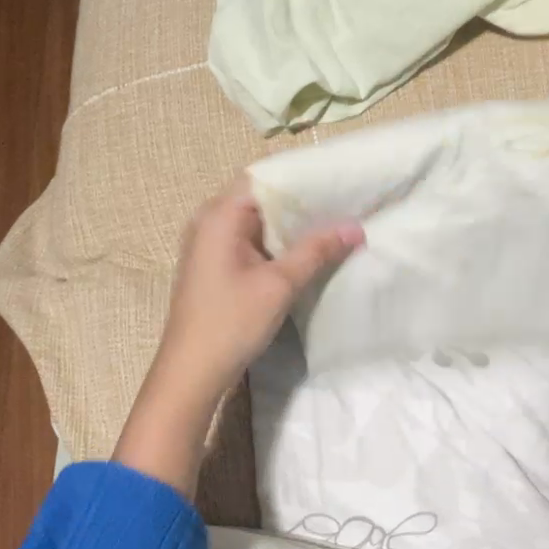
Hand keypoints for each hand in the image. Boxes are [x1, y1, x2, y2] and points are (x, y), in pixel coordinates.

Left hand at [152, 183, 363, 398]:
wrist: (192, 372)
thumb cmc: (231, 323)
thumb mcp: (279, 285)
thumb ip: (317, 251)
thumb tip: (356, 227)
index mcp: (219, 215)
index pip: (264, 176)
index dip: (301, 177)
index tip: (338, 181)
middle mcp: (209, 220)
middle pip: (261, 197)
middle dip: (301, 201)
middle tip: (345, 203)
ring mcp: (209, 244)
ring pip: (258, 221)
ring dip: (291, 225)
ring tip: (334, 224)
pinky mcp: (215, 265)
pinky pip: (251, 241)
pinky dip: (277, 243)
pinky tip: (307, 252)